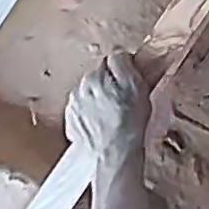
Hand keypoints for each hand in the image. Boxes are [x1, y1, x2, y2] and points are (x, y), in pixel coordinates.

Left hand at [66, 51, 151, 173]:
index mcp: (95, 76)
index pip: (113, 59)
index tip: (132, 79)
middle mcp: (80, 88)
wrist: (113, 153)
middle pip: (100, 74)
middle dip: (111, 81)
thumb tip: (119, 54)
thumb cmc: (129, 120)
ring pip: (92, 91)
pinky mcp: (71, 121)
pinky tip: (104, 119)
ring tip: (114, 110)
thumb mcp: (136, 84)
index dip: (126, 68)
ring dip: (101, 95)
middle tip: (125, 95)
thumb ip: (124, 64)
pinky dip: (93, 110)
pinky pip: (85, 107)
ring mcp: (74, 106)